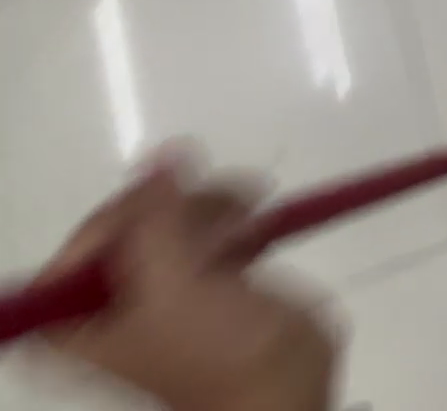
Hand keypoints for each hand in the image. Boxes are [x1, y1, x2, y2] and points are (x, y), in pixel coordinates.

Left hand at [30, 146, 337, 410]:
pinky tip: (261, 231)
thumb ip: (159, 221)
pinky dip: (244, 222)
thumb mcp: (176, 286)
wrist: (283, 383)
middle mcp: (112, 297)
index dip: (137, 209)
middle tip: (230, 224)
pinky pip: (219, 231)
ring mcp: (167, 287)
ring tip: (252, 226)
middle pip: (143, 222)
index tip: (188, 202)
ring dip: (224, 212)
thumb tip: (165, 153)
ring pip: (186, 220)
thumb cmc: (216, 348)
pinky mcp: (216, 279)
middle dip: (190, 212)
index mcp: (72, 314)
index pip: (91, 236)